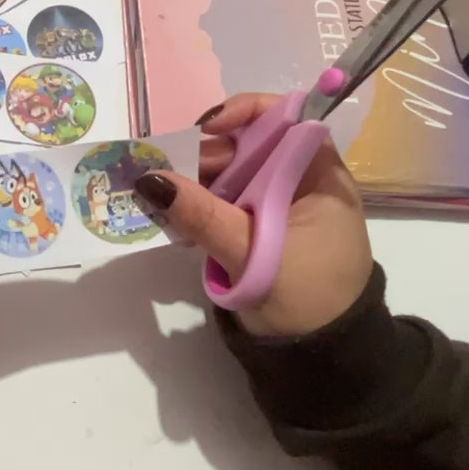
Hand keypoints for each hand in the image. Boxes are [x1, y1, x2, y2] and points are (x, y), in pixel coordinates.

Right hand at [135, 94, 372, 337]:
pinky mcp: (257, 226)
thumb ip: (200, 214)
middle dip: (203, 155)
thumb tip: (148, 179)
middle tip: (165, 175)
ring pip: (228, 174)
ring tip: (162, 202)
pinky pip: (222, 200)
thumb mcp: (249, 252)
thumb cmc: (303, 297)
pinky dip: (197, 205)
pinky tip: (175, 221)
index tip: (203, 130)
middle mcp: (299, 181)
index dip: (244, 112)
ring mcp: (277, 205)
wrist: (320, 356)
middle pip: (247, 145)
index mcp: (318, 177)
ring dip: (193, 182)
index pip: (287, 119)